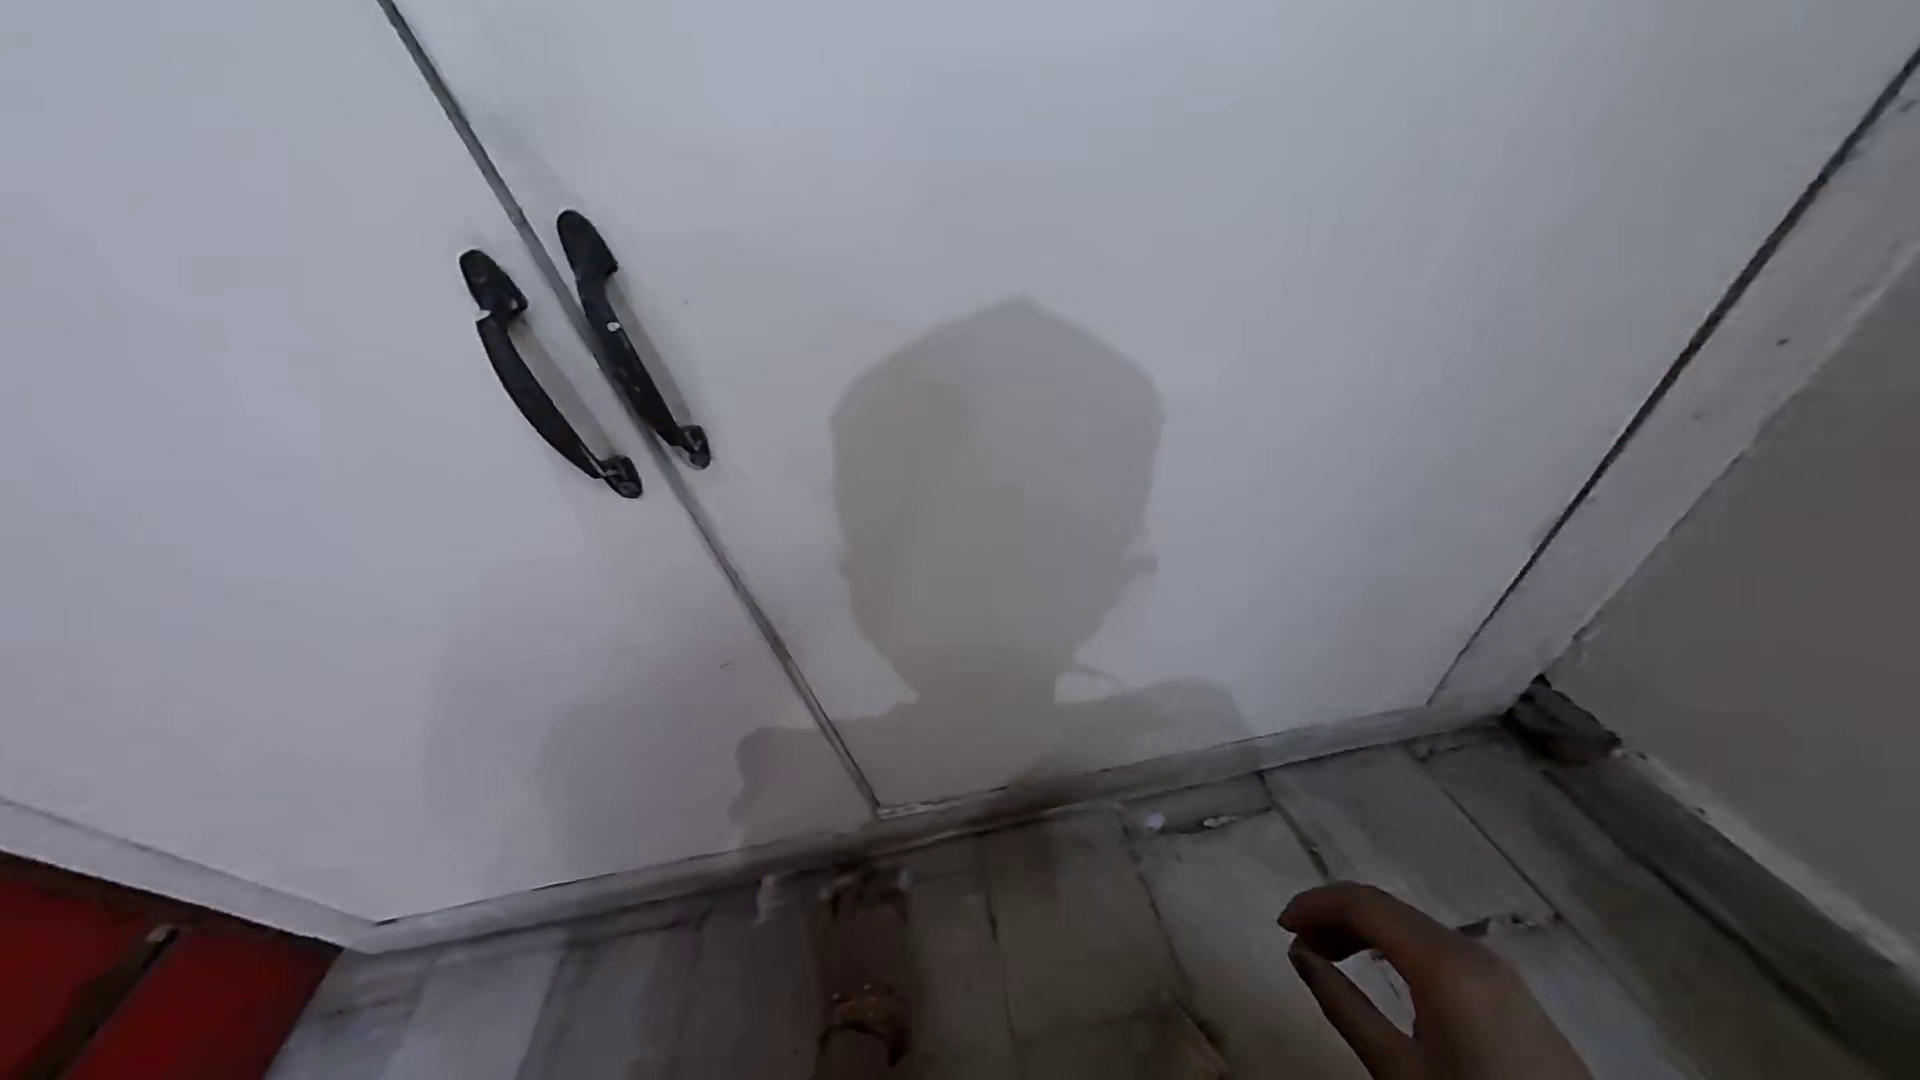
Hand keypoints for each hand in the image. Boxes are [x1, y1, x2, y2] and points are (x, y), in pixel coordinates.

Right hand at [1280, 883, 1592, 1079]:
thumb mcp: (1399, 1072)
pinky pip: (1434, 945)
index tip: (1281, 925)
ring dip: (1361, 929)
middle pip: (1385, 907)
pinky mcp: (1508, 990)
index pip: (1362, 902)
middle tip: (1297, 943)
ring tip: (1327, 955)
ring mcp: (1495, 968)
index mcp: (1443, 961)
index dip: (1314, 902)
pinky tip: (1376, 967)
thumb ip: (1343, 1005)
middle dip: (1333, 915)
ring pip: (1409, 924)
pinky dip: (1393, 945)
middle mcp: (1469, 949)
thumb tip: (1299, 954)